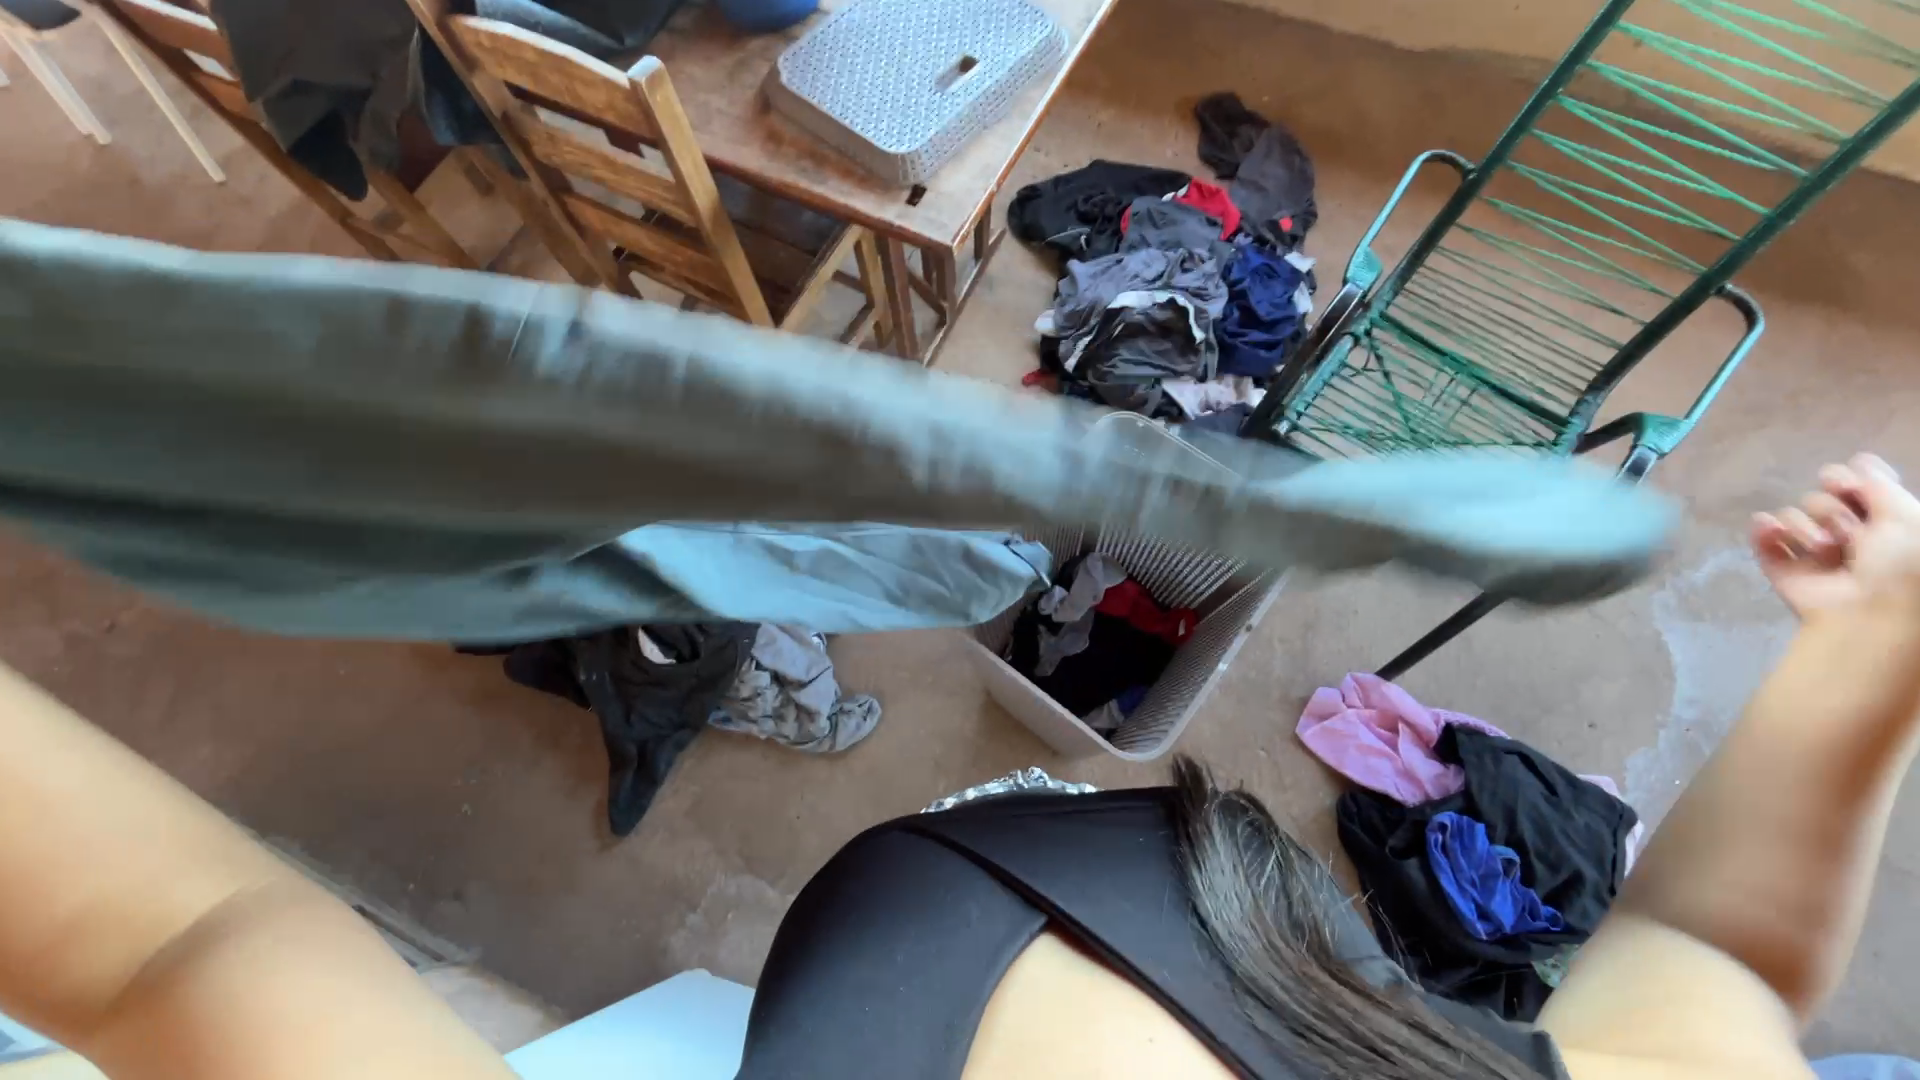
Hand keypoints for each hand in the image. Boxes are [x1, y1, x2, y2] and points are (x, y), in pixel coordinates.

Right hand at [1751, 453, 1919, 618]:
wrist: (1869, 613)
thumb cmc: (1903, 566)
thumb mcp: (1908, 518)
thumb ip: (1881, 486)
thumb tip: (1859, 460)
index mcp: (1883, 522)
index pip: (1856, 486)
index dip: (1849, 480)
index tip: (1849, 485)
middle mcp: (1846, 532)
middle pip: (1821, 498)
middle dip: (1831, 511)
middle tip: (1850, 533)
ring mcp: (1810, 549)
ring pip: (1792, 514)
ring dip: (1806, 527)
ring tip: (1823, 549)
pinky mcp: (1780, 565)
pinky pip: (1762, 537)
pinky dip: (1765, 532)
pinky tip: (1770, 531)